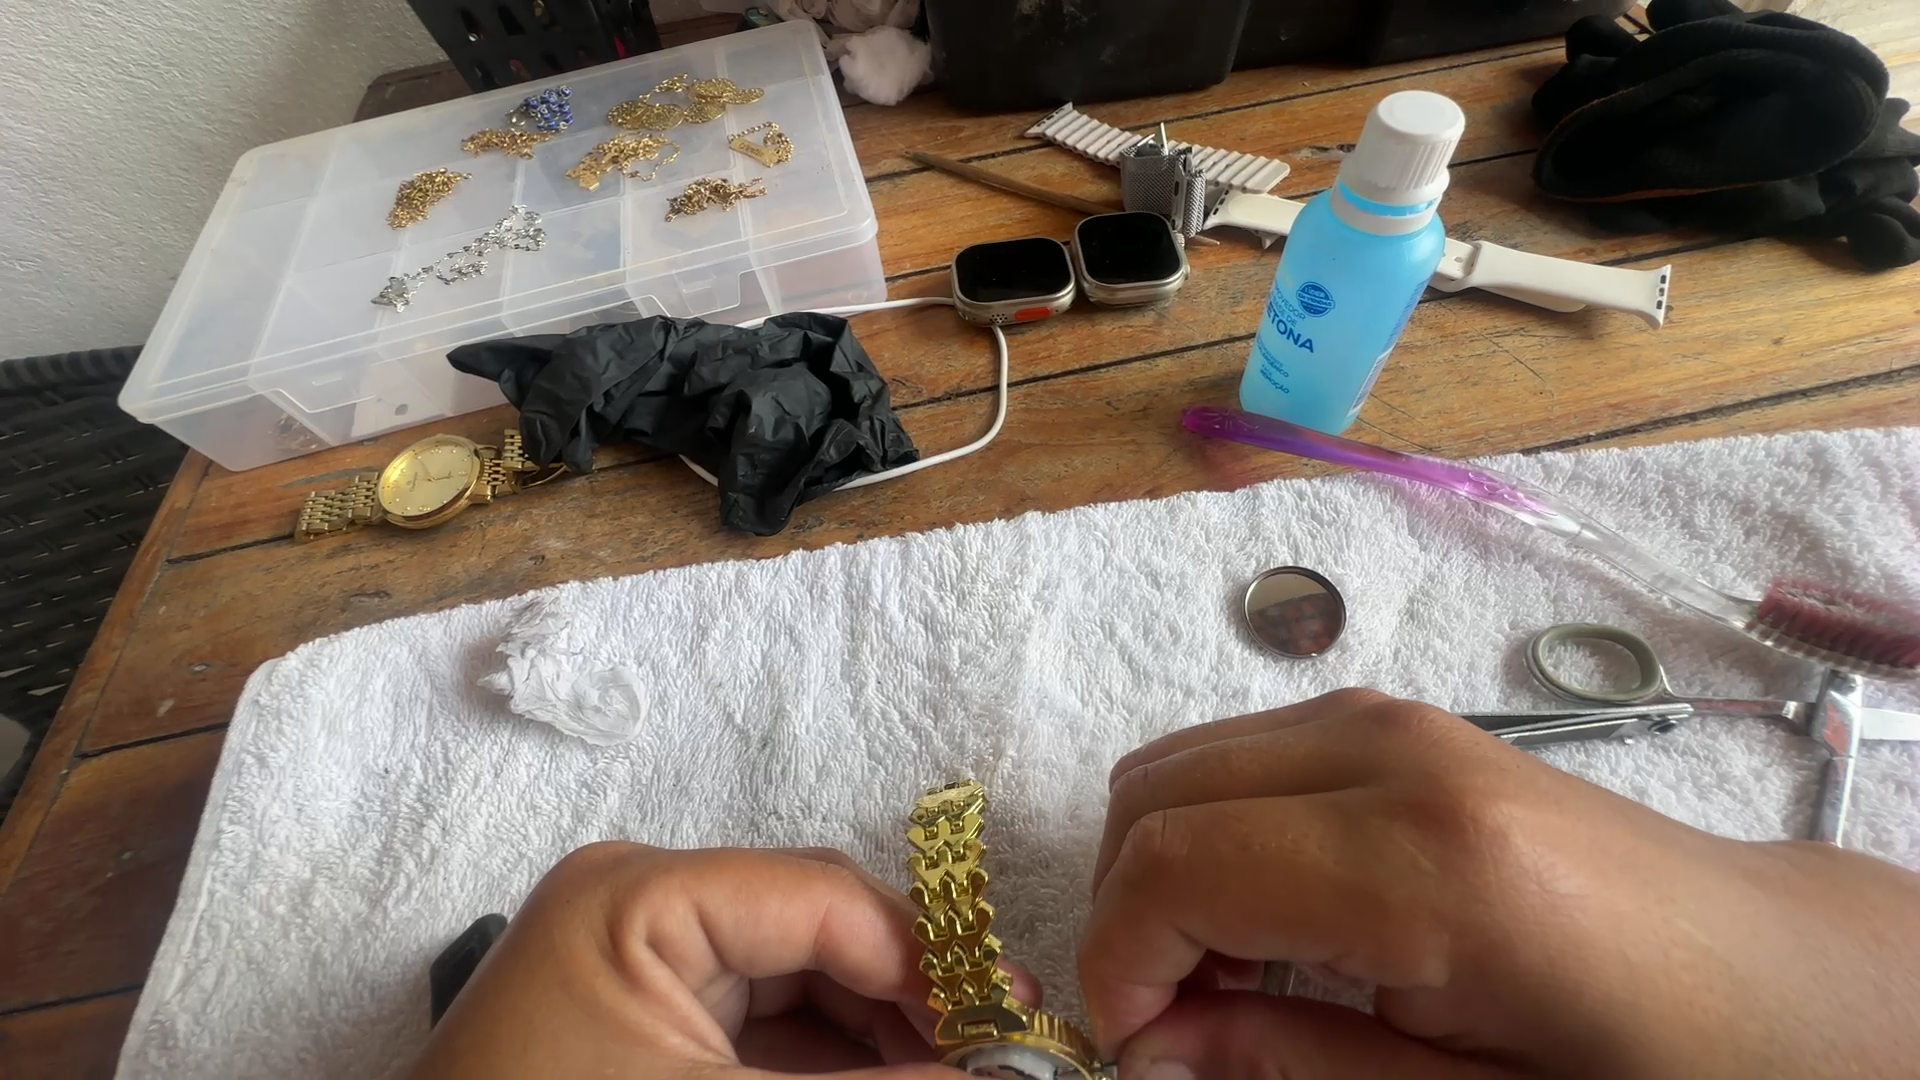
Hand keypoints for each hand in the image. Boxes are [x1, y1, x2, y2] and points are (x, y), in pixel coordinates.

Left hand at [409, 843, 966, 1079]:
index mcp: (641, 893)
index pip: (818, 894)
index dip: (920, 956)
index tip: (1000, 1021)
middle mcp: (647, 899)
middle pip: (817, 928)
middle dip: (907, 996)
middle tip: (993, 1050)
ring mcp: (648, 954)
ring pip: (801, 975)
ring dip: (879, 1030)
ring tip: (954, 1068)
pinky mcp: (653, 1011)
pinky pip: (766, 1018)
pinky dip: (831, 1055)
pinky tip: (891, 1078)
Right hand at [1081, 689, 1919, 1078]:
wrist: (1787, 973)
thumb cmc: (1667, 1077)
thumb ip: (1288, 1068)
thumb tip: (1144, 1052)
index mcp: (1426, 856)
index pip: (1181, 862)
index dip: (1116, 956)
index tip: (1129, 1046)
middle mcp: (1378, 745)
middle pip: (1153, 794)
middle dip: (1122, 909)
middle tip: (1164, 1016)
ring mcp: (1368, 710)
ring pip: (1171, 765)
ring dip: (1155, 868)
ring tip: (1209, 966)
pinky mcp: (1364, 712)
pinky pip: (1219, 757)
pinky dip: (1195, 831)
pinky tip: (1253, 910)